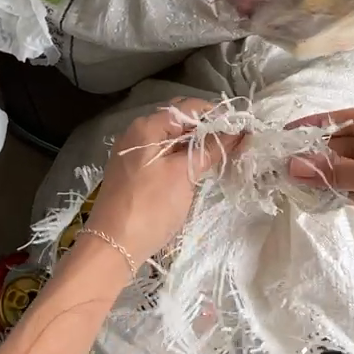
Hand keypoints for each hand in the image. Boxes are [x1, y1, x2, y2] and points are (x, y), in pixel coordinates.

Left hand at [82, 99, 229, 265]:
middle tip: (234, 141)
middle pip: (178, 121)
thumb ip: (210, 150)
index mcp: (147, 126)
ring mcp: (132, 153)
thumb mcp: (183, 175)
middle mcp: (136, 133)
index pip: (187, 108)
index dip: (216, 114)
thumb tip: (236, 132)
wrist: (112, 245)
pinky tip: (198, 167)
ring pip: (170, 140)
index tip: (241, 125)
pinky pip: (162, 155)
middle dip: (206, 129)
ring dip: (195, 144)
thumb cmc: (150, 206)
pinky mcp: (133, 172)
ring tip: (222, 154)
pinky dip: (181, 157)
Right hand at [286, 108, 353, 281]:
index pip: (350, 119)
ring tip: (295, 182)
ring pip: (352, 169)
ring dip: (327, 175)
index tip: (288, 133)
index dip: (318, 124)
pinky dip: (342, 192)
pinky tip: (319, 197)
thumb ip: (336, 171)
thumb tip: (293, 165)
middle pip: (348, 145)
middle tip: (285, 165)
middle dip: (319, 154)